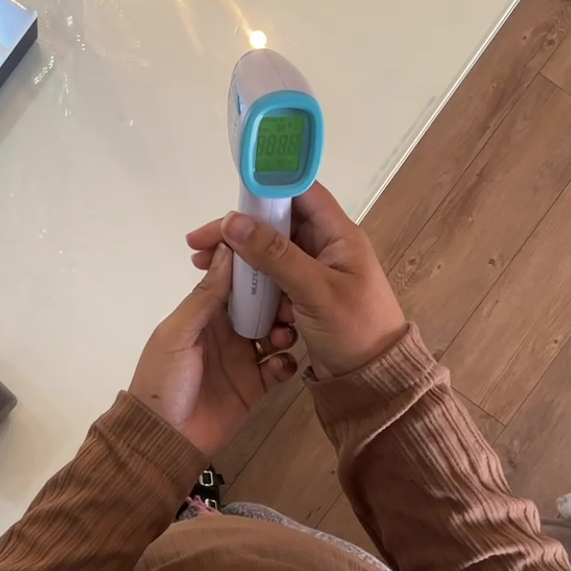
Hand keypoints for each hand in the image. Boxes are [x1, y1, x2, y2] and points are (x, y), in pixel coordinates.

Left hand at [129, 247, 298, 454]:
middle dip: (280, 300)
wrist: (164, 439)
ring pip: (276, 333)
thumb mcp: (178, 334)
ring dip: (286, 330)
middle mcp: (227, 331)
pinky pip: (279, 367)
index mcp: (204, 314)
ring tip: (286, 336)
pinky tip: (281, 364)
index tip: (280, 255)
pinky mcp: (255, 386)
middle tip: (293, 301)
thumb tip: (227, 249)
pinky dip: (286, 363)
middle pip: (262, 305)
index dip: (256, 268)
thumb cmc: (163, 380)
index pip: (234, 281)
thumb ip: (205, 296)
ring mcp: (243, 358)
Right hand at [186, 182, 407, 377]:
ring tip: (202, 267)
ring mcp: (312, 272)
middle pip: (275, 225)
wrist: (372, 379)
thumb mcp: (315, 291)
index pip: (299, 194)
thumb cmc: (355, 330)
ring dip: (238, 260)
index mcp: (338, 235)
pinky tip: (228, 294)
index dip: (264, 190)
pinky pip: (270, 282)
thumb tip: (234, 222)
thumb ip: (275, 255)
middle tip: (198, 243)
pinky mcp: (302, 296)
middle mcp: (324, 247)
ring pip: (268, 255)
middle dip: (237, 231)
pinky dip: (250, 285)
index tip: (227, 202)